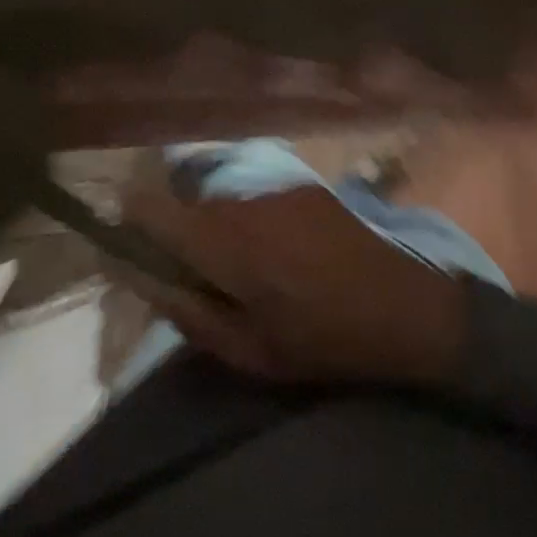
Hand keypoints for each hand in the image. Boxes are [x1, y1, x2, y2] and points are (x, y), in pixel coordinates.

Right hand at [112, 154, 469, 385]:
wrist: (409, 307)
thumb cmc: (324, 340)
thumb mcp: (247, 350)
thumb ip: (185, 311)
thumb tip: (137, 278)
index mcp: (219, 241)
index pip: (144, 207)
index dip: (127, 226)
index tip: (134, 254)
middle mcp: (239, 200)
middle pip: (180, 201)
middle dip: (176, 235)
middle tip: (201, 280)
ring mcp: (274, 188)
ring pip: (217, 199)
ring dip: (216, 228)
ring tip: (248, 272)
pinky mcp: (302, 187)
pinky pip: (252, 198)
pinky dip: (248, 221)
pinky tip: (281, 255)